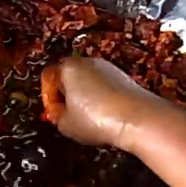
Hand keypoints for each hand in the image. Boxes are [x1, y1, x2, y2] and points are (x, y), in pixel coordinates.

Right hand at [42, 57, 170, 149]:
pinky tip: (103, 115)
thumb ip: (56, 114)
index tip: (52, 111)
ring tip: (86, 117)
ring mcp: (108, 68)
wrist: (137, 119)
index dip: (48, 96)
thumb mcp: (65, 124)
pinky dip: (101, 98)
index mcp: (67, 68)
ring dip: (84, 96)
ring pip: (87, 80)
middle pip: (69, 76)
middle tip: (66, 113)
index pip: (48, 76)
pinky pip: (104, 86)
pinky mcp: (124, 77)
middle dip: (66, 94)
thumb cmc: (97, 119)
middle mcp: (87, 62)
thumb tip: (59, 112)